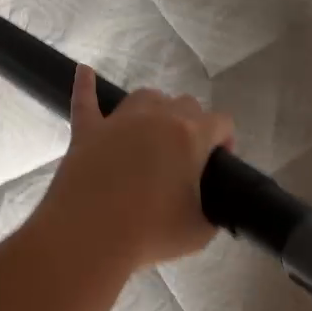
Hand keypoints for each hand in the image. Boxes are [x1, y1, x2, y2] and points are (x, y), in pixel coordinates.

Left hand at [31, 66, 233, 269]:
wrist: (87, 238)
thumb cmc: (150, 234)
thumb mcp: (201, 230)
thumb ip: (213, 211)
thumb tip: (209, 208)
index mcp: (190, 137)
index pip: (221, 122)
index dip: (226, 140)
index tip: (220, 164)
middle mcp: (157, 118)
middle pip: (185, 104)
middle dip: (194, 124)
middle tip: (188, 158)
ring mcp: (118, 121)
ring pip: (146, 97)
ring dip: (157, 109)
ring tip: (156, 133)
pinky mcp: (86, 132)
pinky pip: (85, 100)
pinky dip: (87, 86)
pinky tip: (85, 72)